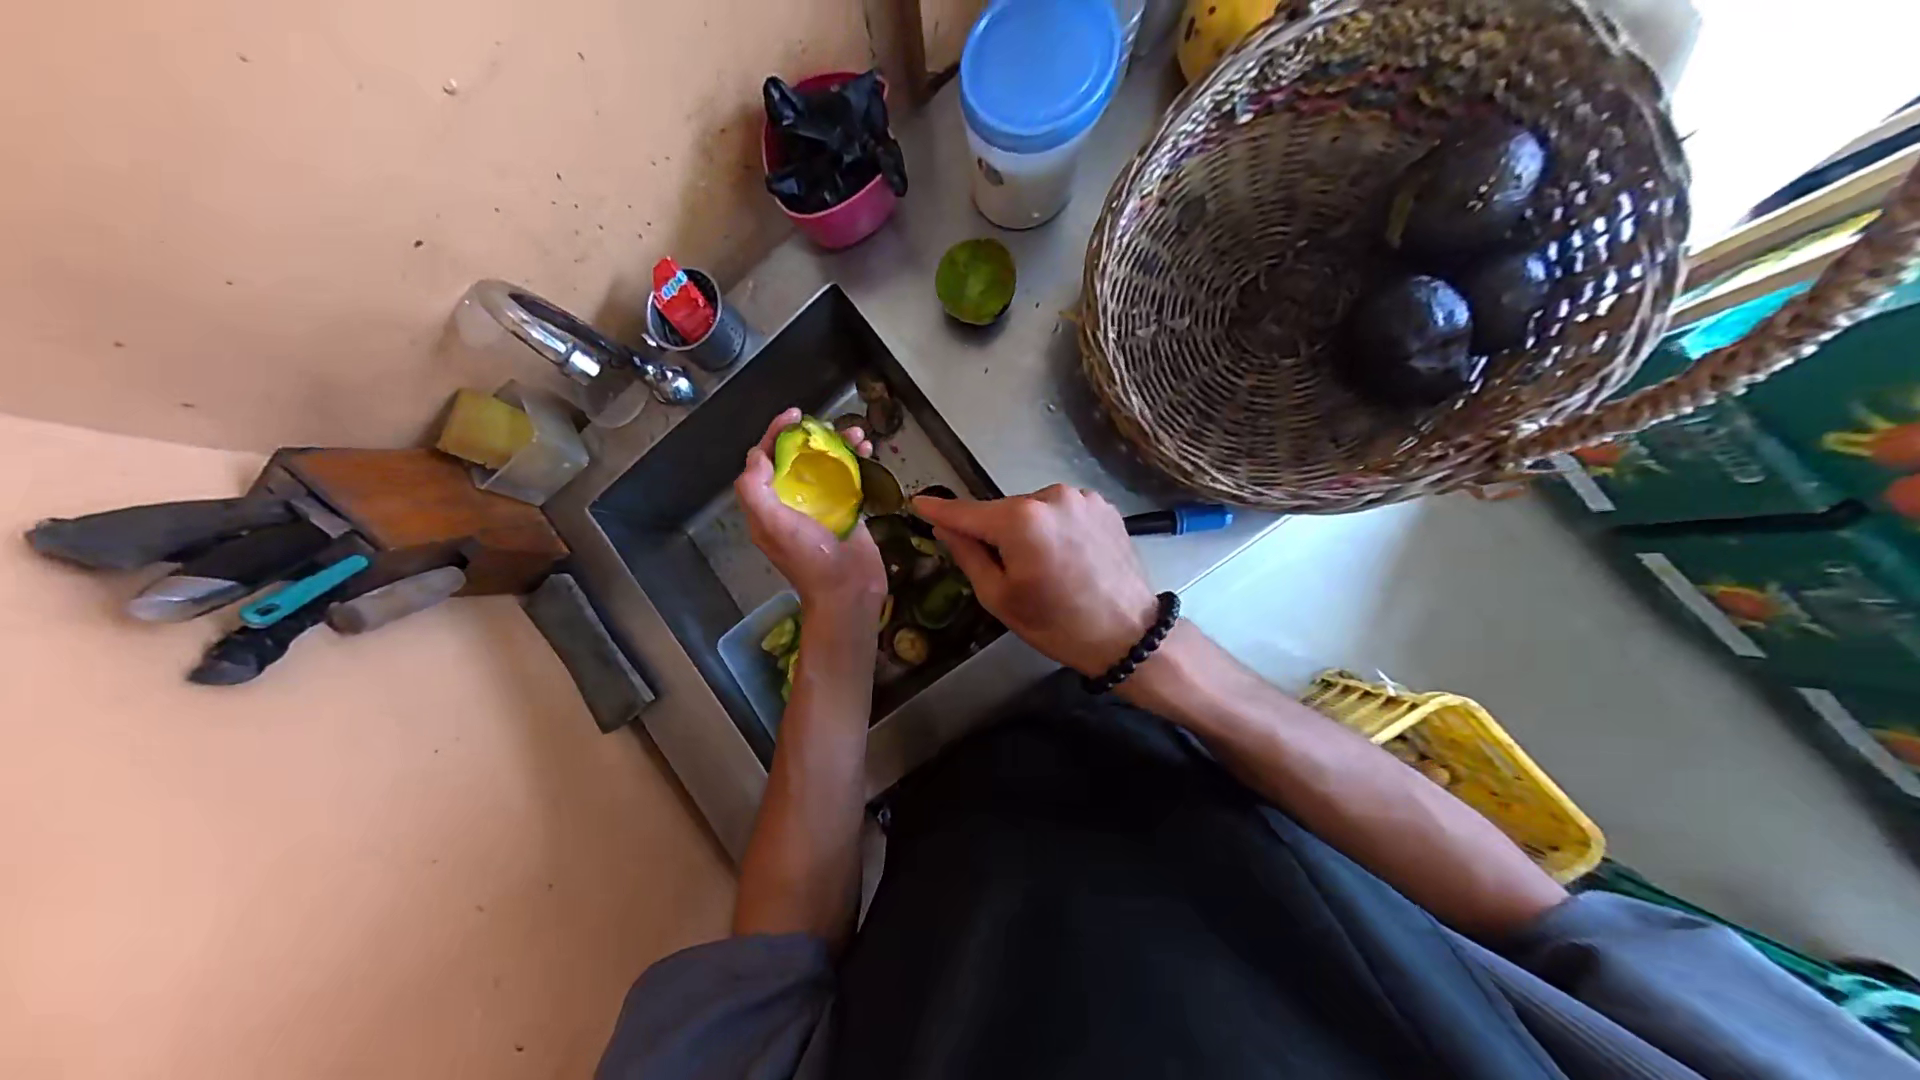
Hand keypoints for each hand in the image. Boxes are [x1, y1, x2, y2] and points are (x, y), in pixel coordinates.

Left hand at [735, 407, 886, 618]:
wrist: (848, 592)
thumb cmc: (809, 559)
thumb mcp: (771, 524)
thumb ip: (754, 488)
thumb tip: (758, 454)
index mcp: (768, 504)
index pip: (764, 459)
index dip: (775, 434)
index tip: (794, 416)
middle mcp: (792, 502)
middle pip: (797, 458)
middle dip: (812, 437)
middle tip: (830, 426)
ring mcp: (821, 506)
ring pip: (826, 465)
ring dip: (839, 445)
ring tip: (858, 436)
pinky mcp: (847, 511)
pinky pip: (849, 478)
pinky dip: (857, 462)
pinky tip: (868, 452)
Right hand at [913, 485, 1157, 676]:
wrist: (1128, 634)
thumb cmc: (1057, 624)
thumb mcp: (1000, 597)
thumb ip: (967, 554)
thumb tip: (944, 526)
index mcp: (1021, 520)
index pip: (967, 511)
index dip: (939, 510)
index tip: (917, 502)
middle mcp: (1051, 496)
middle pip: (1003, 511)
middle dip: (995, 533)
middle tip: (1007, 571)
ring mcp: (1081, 497)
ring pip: (1033, 511)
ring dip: (1028, 530)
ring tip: (1046, 568)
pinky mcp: (1103, 505)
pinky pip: (1061, 512)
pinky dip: (1054, 528)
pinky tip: (1068, 557)